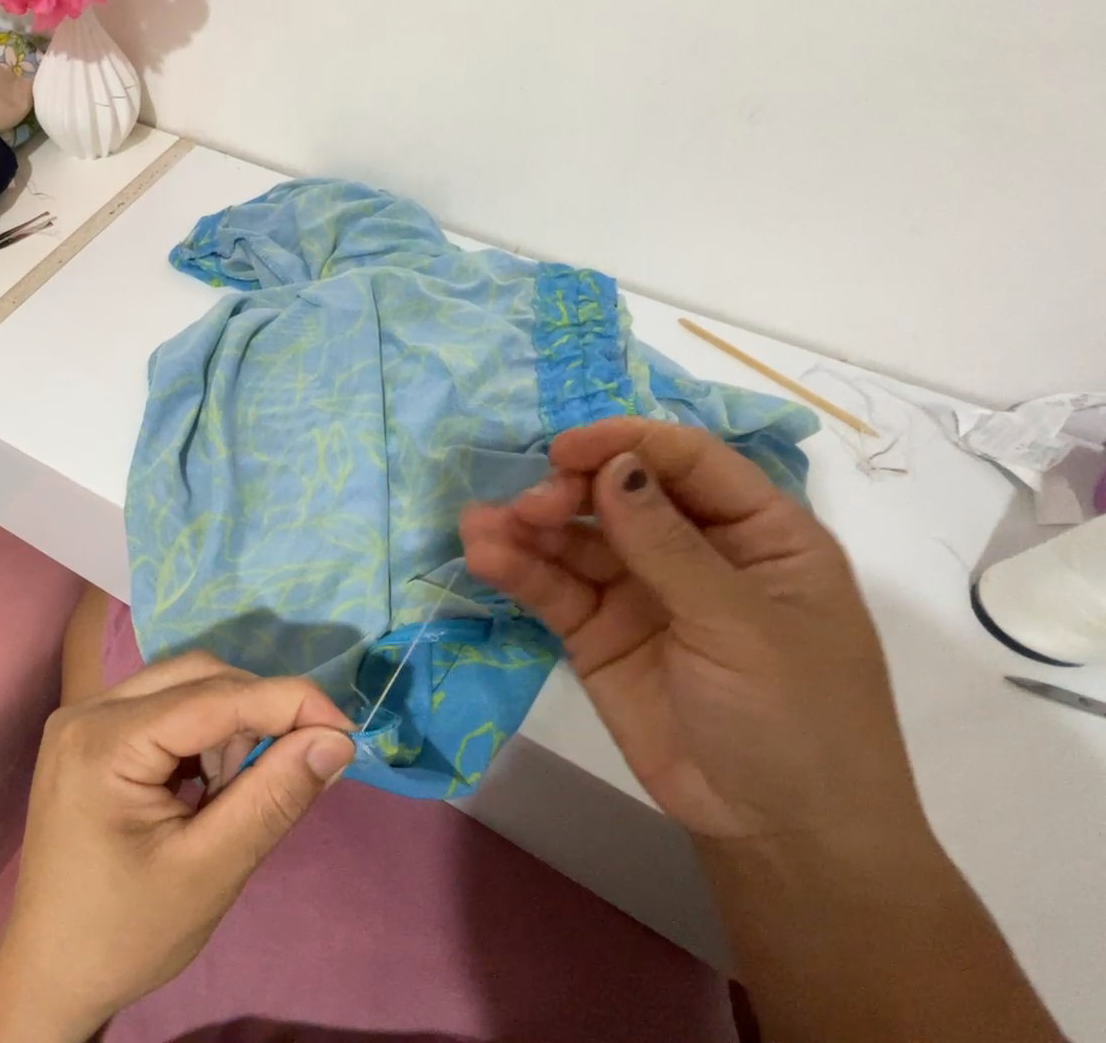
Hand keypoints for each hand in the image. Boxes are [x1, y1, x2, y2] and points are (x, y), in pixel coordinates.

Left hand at [0, 653, 355, 1039]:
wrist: (52, 971)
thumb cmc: (127, 931)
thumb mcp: (210, 870)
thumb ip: (273, 797)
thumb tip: (336, 740)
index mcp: (103, 741)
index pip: (213, 695)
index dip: (288, 702)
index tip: (349, 731)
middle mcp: (87, 711)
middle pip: (195, 677)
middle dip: (257, 711)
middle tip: (298, 762)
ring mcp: (83, 720)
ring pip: (182, 688)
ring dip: (230, 724)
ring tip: (240, 790)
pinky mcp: (90, 736)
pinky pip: (162, 710)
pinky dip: (202, 736)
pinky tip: (211, 784)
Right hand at [460, 418, 923, 849]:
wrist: (773, 828)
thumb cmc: (795, 717)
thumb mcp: (739, 625)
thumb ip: (668, 545)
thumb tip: (616, 466)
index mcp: (758, 535)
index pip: (687, 464)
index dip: (627, 446)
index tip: (565, 451)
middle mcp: (694, 552)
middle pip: (619, 497)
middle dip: (569, 494)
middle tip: (527, 508)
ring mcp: (639, 593)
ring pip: (575, 542)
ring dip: (528, 530)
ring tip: (480, 529)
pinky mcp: (595, 632)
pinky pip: (553, 589)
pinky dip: (519, 571)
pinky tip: (485, 558)